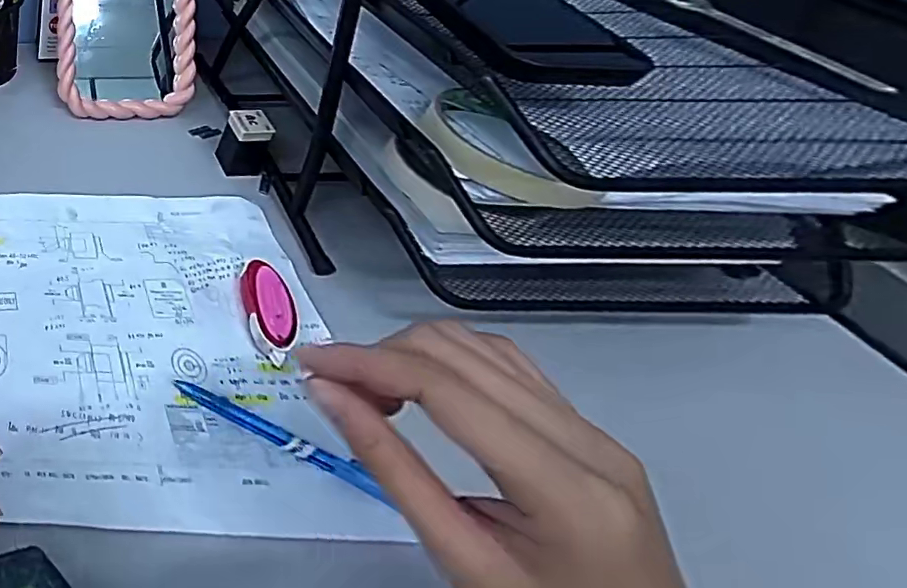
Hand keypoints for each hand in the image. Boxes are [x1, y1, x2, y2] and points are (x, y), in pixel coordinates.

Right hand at [298, 322, 682, 587]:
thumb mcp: (461, 561)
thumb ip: (391, 469)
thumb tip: (330, 395)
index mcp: (569, 491)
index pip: (444, 389)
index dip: (367, 364)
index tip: (314, 363)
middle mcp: (589, 445)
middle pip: (456, 354)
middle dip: (380, 356)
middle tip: (335, 385)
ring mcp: (592, 431)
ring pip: (475, 344)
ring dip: (408, 351)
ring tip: (371, 388)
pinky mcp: (584, 427)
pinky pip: (501, 360)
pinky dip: (445, 357)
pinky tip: (419, 382)